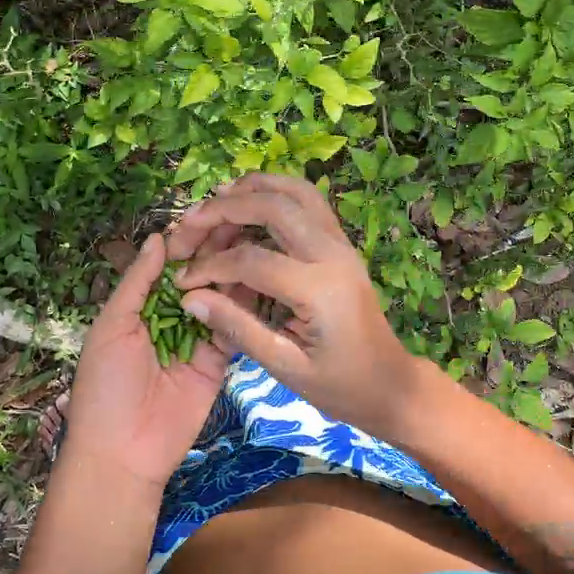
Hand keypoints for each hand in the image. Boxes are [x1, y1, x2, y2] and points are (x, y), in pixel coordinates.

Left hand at [58, 233, 232, 491]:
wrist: (122, 452)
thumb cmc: (105, 385)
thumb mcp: (112, 326)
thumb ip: (137, 282)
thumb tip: (158, 237)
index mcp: (141, 306)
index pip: (168, 264)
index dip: (187, 240)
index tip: (210, 211)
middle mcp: (171, 317)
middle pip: (198, 275)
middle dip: (216, 249)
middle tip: (242, 218)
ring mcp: (197, 338)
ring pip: (219, 296)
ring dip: (234, 269)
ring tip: (257, 237)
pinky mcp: (219, 361)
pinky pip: (234, 329)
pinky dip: (245, 306)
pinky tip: (264, 277)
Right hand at [168, 173, 429, 435]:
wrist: (391, 385)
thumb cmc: (340, 385)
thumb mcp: (285, 367)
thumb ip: (237, 327)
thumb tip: (190, 298)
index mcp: (318, 290)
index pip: (250, 260)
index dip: (209, 266)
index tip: (182, 281)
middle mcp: (332, 254)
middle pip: (273, 207)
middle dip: (224, 209)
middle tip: (189, 222)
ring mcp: (341, 243)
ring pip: (294, 190)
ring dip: (251, 189)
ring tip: (213, 200)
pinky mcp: (341, 242)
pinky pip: (307, 200)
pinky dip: (274, 192)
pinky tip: (247, 200)